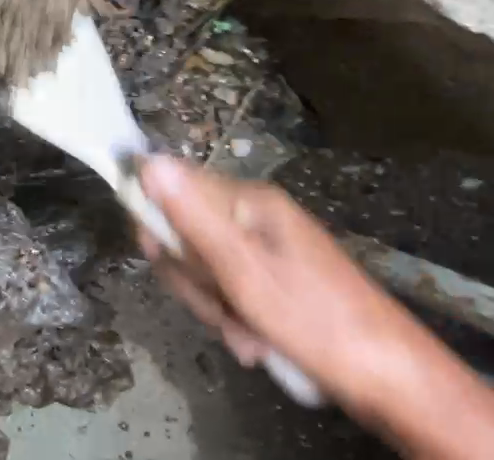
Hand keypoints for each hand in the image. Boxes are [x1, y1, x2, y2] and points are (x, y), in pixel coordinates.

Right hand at [138, 156, 493, 456]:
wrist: (399, 387)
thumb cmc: (317, 323)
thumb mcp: (243, 269)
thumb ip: (192, 215)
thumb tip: (148, 161)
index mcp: (248, 203)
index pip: (168, 187)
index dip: (153, 223)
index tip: (159, 256)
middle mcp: (255, 217)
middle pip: (181, 230)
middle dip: (189, 276)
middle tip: (214, 306)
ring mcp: (266, 249)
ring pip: (200, 264)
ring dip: (210, 302)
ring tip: (240, 332)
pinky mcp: (275, 280)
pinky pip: (226, 286)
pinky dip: (230, 314)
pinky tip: (250, 338)